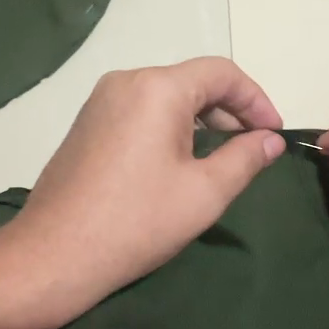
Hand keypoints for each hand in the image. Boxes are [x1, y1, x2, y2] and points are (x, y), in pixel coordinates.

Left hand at [8, 57, 286, 301]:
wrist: (54, 254)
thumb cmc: (137, 222)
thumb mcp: (204, 193)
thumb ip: (245, 158)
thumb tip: (270, 139)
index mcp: (156, 87)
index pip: (221, 73)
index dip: (256, 100)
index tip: (273, 134)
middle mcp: (126, 81)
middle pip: (192, 81)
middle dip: (229, 111)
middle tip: (253, 149)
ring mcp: (100, 101)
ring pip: (165, 96)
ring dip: (200, 120)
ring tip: (221, 158)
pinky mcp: (86, 123)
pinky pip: (140, 110)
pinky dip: (169, 127)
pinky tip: (178, 162)